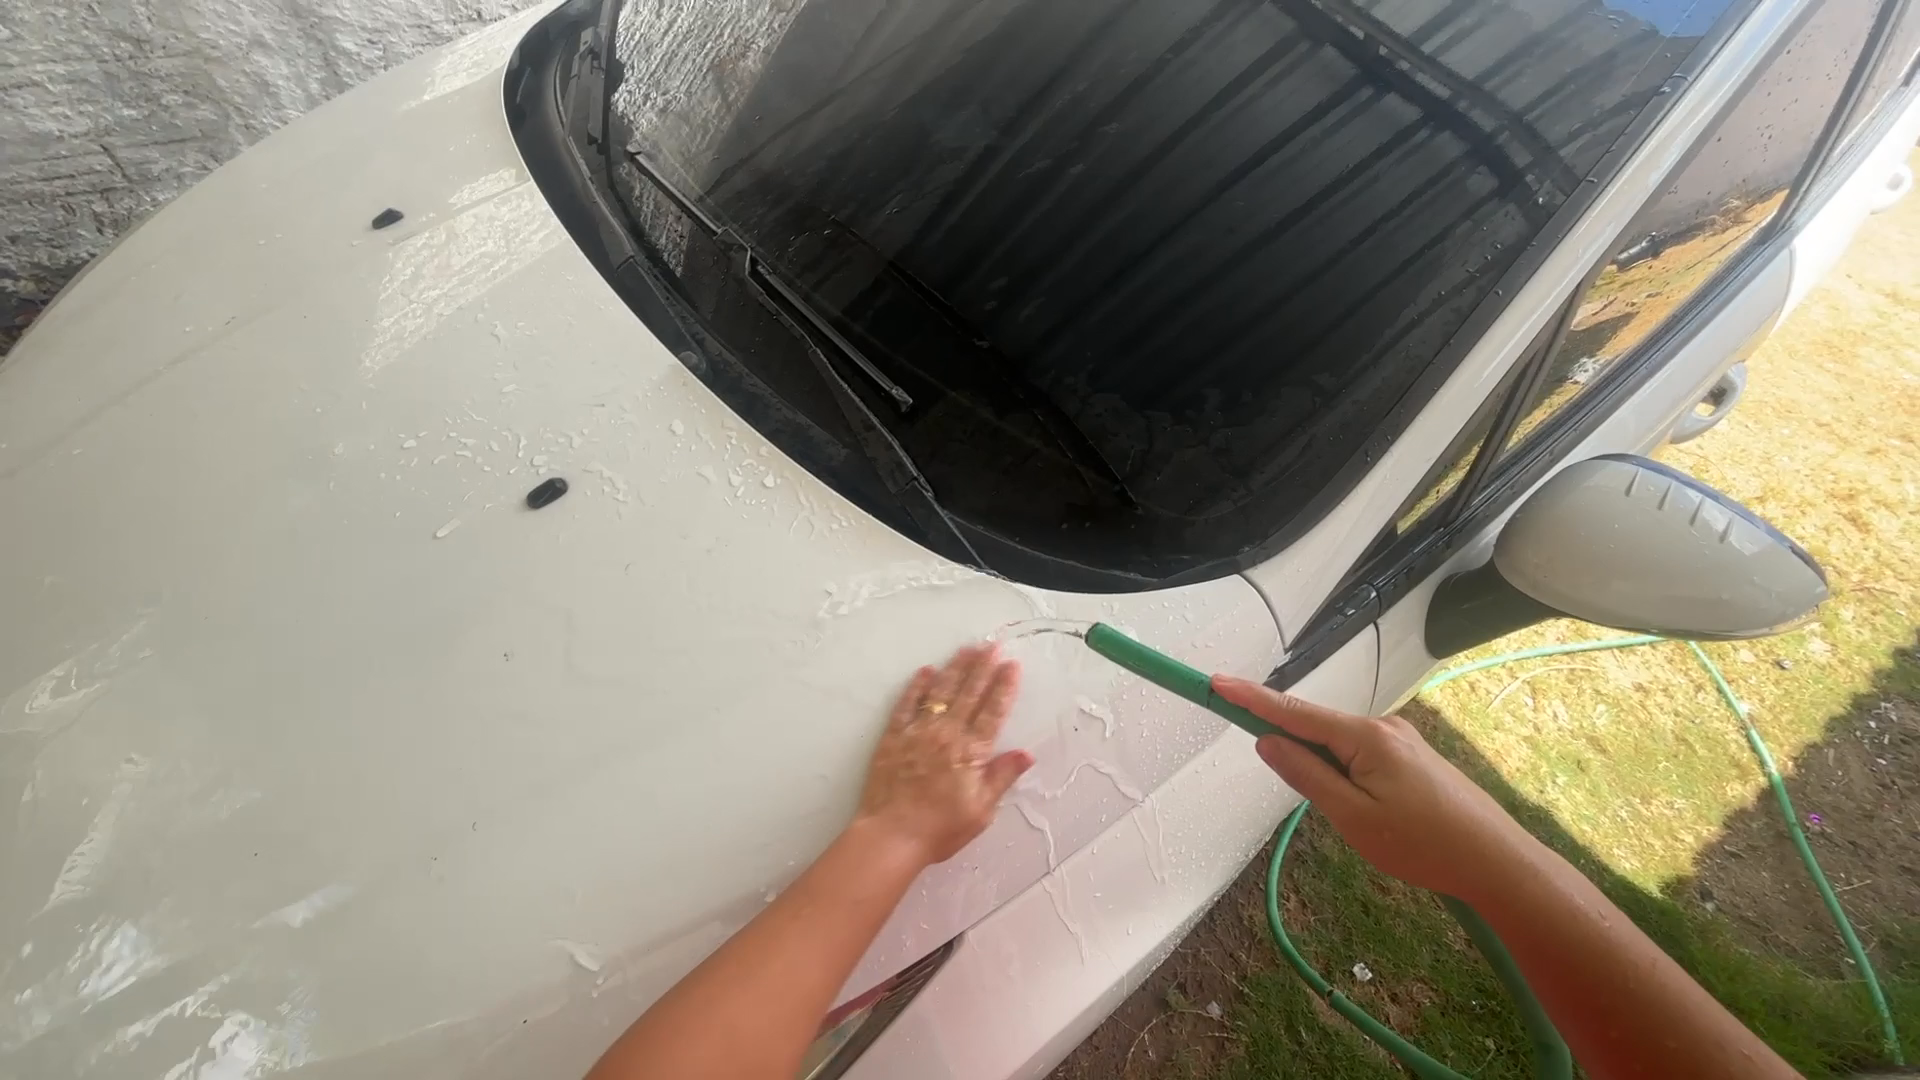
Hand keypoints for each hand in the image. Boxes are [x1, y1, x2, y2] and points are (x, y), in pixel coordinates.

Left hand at [855, 644, 1034, 867]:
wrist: (892, 835)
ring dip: (955, 668)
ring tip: (966, 650)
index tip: (1011, 666)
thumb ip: (1002, 777)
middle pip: (969, 693)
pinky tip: (925, 672)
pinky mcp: (894, 737)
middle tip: (992, 646)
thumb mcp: (981, 810)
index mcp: (971, 752)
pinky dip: (917, 687)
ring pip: (941, 692)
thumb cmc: (940, 829)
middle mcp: (947, 734)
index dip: (1004, 686)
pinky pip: (907, 704)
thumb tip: (1025, 754)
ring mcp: (918, 732)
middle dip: (983, 667)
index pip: (993, 711)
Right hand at [1213, 676, 1538, 902]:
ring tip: (1360, 821)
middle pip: (1315, 726)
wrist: (1502, 865)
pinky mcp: (1410, 756)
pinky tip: (1367, 809)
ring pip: (1338, 744)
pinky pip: (1358, 753)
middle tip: (1303, 788)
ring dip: (1325, 769)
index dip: (1250, 698)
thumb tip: (1266, 741)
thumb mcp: (1353, 817)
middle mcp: (1381, 726)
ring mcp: (1398, 738)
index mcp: (1364, 736)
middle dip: (1292, 747)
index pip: (1292, 712)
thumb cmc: (1423, 846)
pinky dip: (1343, 770)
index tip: (1214, 683)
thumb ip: (1305, 775)